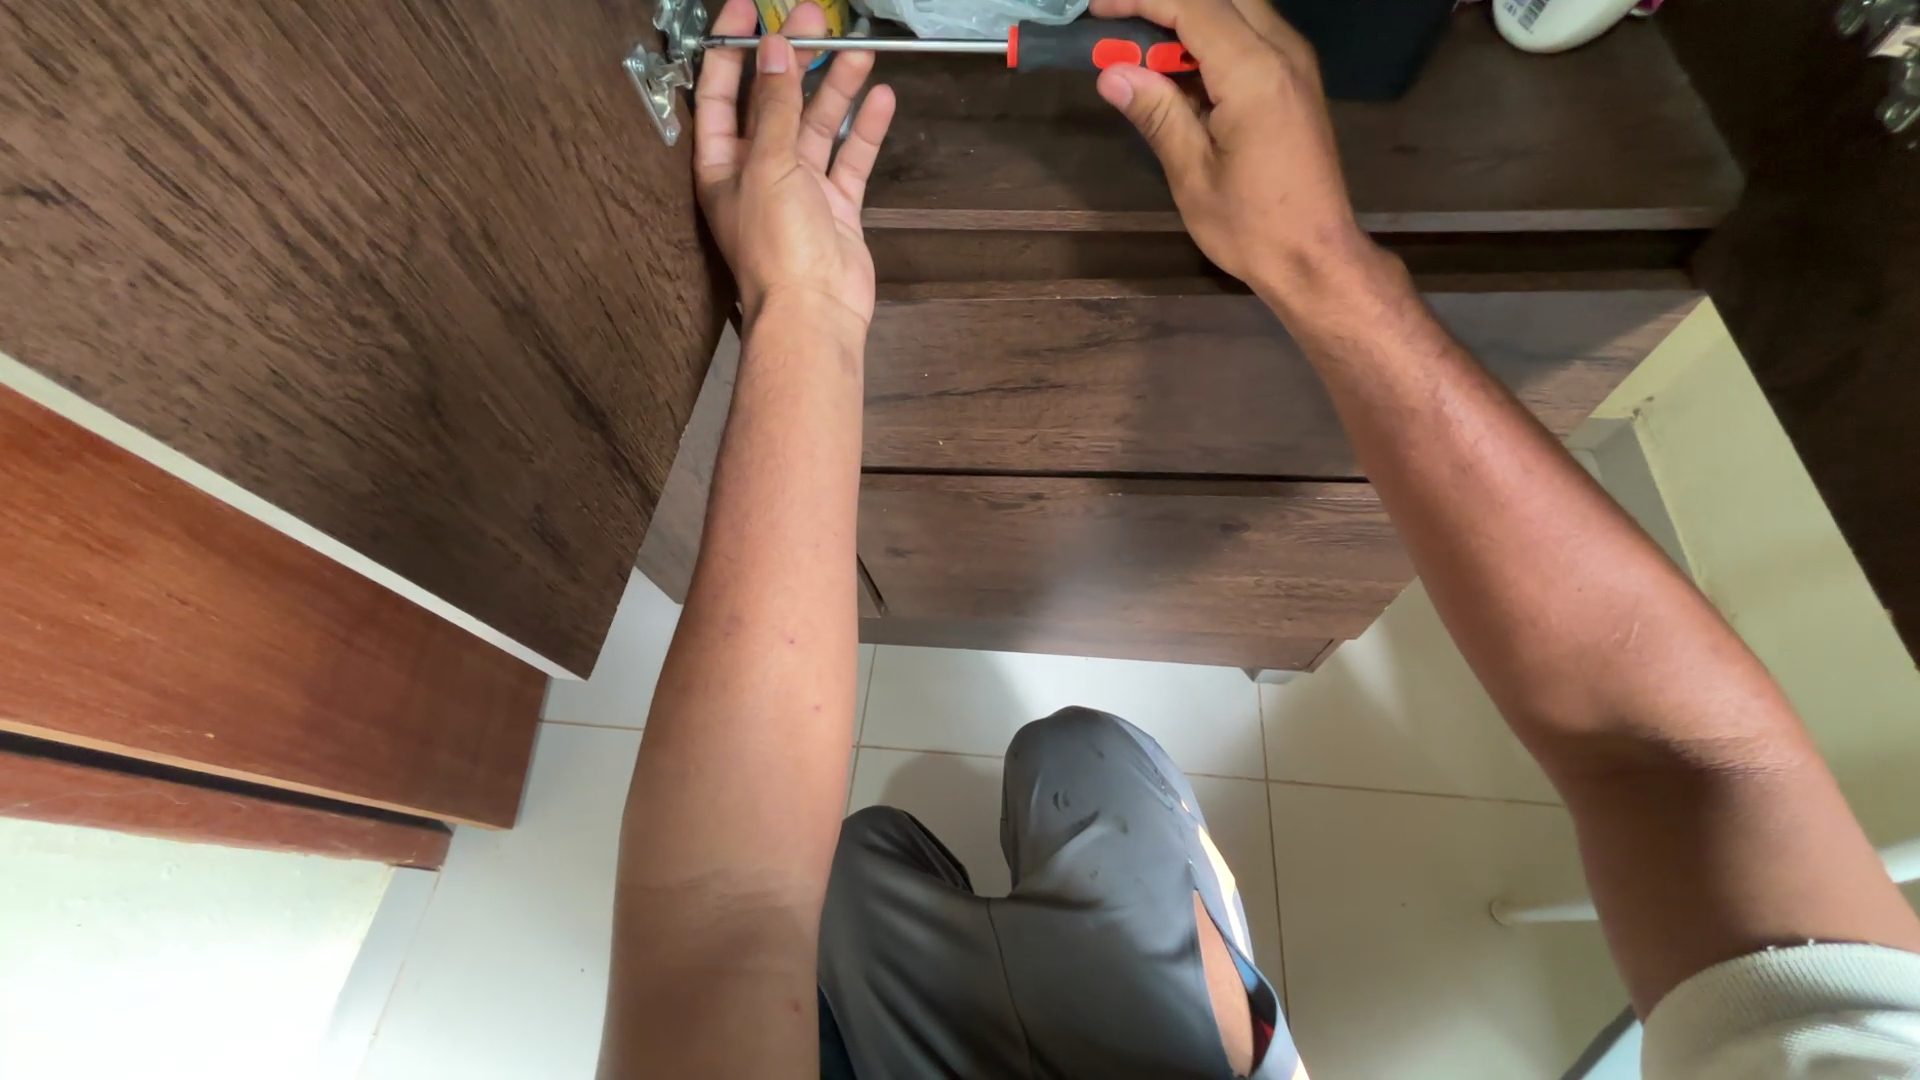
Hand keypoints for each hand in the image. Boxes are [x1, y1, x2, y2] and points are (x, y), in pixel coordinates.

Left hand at [694, 0, 896, 326]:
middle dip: (795, 59)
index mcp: (722, 164)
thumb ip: (775, 108)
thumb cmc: (777, 244)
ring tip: (859, 51)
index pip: (722, 93)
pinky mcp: (837, 208)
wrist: (815, 311)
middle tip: (818, 18)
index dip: (733, 48)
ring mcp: (801, 190)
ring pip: (818, 128)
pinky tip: (880, 99)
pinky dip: (864, 131)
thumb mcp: (767, 165)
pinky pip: (850, 160)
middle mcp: (759, 172)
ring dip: (836, 89)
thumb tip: (775, 51)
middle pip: (776, 103)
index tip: (751, 8)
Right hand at [1087, 0, 1378, 306]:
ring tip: (1141, 52)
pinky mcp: (1295, 83)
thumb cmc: (1250, 228)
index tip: (1099, 11)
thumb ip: (1158, 115)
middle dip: (1166, 3)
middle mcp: (1282, 51)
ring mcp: (1294, 64)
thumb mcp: (1193, 176)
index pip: (1194, 4)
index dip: (1142, 0)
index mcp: (1254, 72)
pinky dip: (1210, 40)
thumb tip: (1112, 74)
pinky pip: (1251, 36)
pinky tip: (1179, 74)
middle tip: (1119, 29)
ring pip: (1239, 9)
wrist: (1314, 256)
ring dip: (1188, 20)